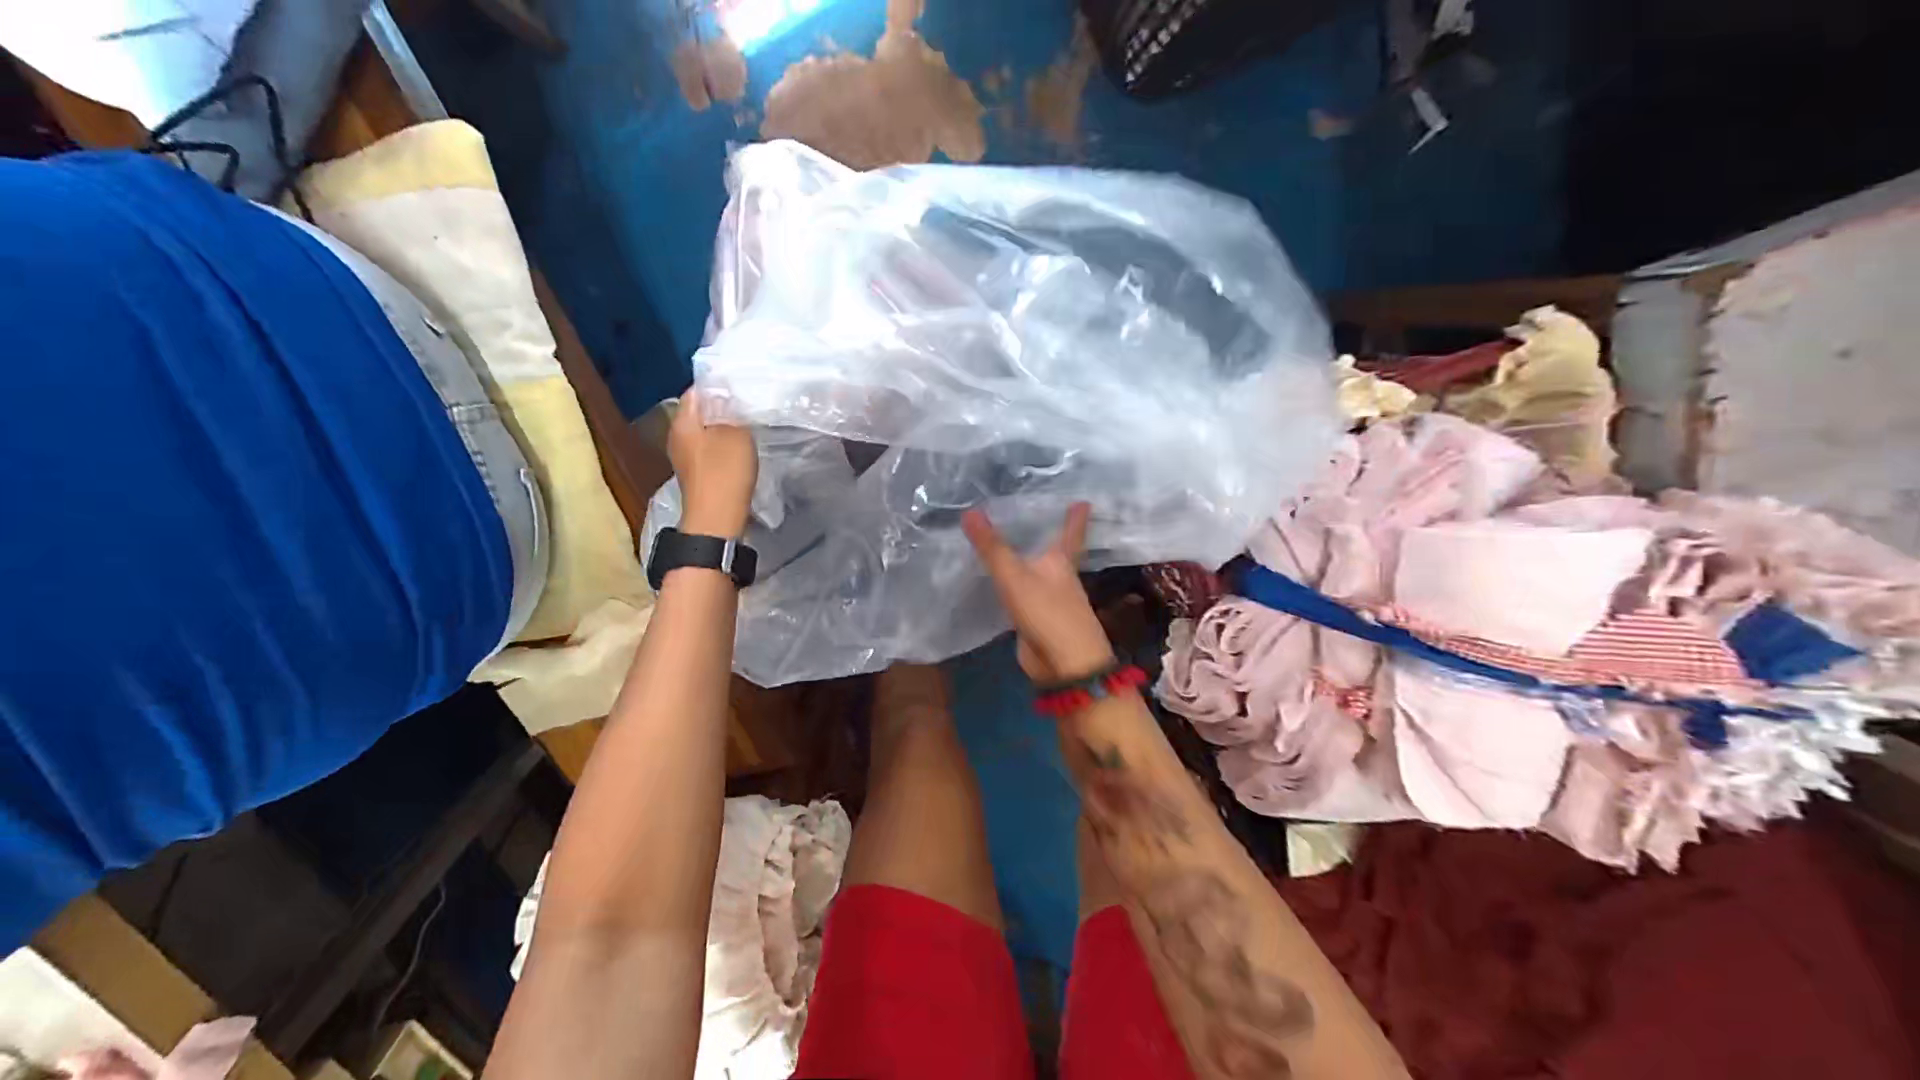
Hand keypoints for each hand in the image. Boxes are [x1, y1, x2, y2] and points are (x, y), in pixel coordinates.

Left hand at [669, 389, 756, 536]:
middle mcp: (677, 436)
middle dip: (721, 406)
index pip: (696, 391)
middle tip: (746, 403)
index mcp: (682, 422)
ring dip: (723, 427)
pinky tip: (739, 448)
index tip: (739, 385)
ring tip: (747, 424)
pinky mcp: (696, 473)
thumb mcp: (737, 434)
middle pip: (700, 412)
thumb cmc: (725, 472)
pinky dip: (723, 445)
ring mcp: (685, 457)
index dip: (717, 385)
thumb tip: (728, 400)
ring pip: (705, 431)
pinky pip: (709, 449)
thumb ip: (733, 412)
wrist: (716, 519)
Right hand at [962, 502, 1114, 683]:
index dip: (1076, 518)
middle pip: (1055, 552)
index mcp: (1061, 562)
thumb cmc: (1047, 613)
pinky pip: (1025, 596)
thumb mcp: (1014, 576)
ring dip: (1030, 562)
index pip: (1070, 533)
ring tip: (1015, 544)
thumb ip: (992, 547)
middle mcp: (1060, 578)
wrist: (1065, 665)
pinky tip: (1003, 583)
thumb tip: (970, 511)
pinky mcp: (1038, 622)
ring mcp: (1051, 601)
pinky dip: (1016, 587)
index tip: (1084, 501)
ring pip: (1039, 574)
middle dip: (1049, 536)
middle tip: (1038, 516)